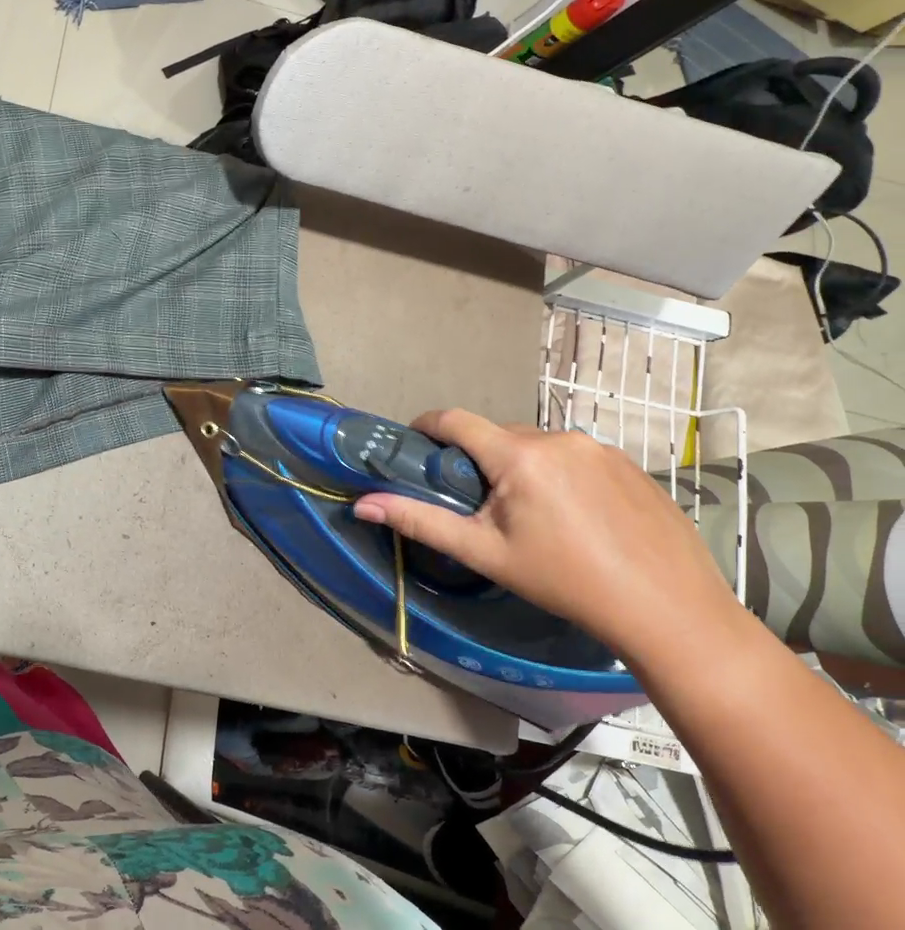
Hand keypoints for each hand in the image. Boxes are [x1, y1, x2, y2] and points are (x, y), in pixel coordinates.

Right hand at [352, 409, 737, 656]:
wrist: (668, 608)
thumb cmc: (564, 580)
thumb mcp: (483, 552)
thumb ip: (419, 521)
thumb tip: (361, 503)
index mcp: (520, 455)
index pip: (455, 420)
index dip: (426, 427)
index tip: (411, 446)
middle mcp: (560, 439)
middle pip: (497, 434)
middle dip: (476, 458)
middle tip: (471, 500)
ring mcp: (602, 449)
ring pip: (537, 446)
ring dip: (518, 467)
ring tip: (525, 514)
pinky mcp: (632, 465)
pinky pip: (575, 458)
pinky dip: (558, 476)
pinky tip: (571, 518)